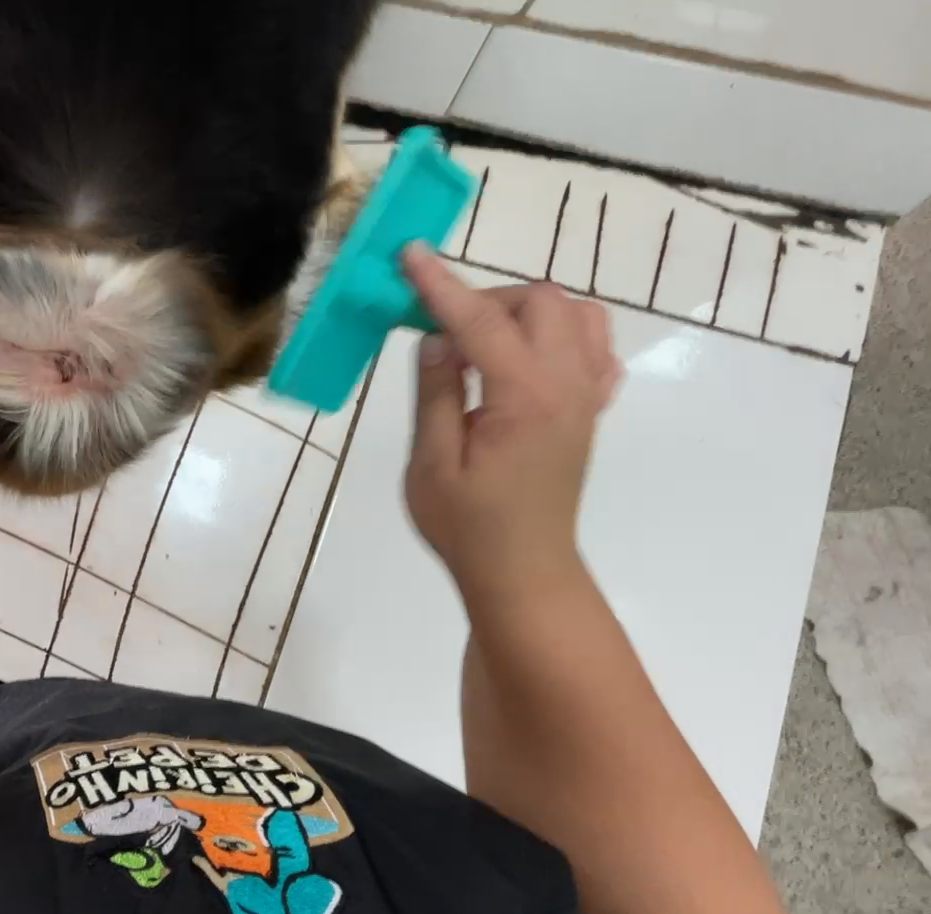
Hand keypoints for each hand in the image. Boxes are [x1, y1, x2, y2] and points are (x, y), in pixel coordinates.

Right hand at [401, 246, 621, 601]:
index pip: (479, 324)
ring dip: (524, 312)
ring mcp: (585, 397)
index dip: (442, 286)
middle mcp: (567, 385)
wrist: (521, 568)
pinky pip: (592, 348)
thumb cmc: (467, 524)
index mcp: (524, 398)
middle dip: (486, 299)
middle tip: (439, 330)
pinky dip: (558, 335)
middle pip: (541, 302)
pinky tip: (523, 357)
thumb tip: (436, 339)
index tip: (412, 254)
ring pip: (575, 315)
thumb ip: (436, 395)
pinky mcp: (587, 411)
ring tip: (480, 341)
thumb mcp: (431, 464)